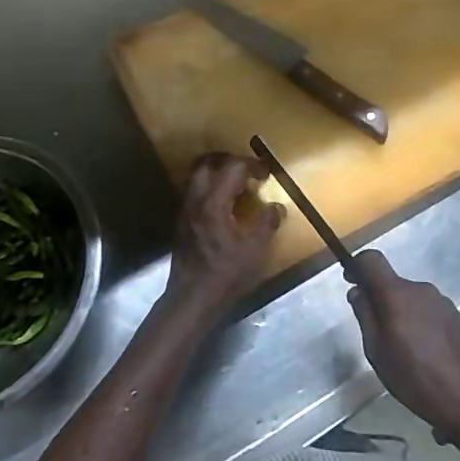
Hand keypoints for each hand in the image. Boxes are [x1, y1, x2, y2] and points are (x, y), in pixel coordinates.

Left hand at [167, 154, 283, 310]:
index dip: (251, 165)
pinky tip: (224, 206)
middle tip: (247, 171)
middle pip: (206, 164)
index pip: (232, 168)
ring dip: (216, 174)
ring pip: (196, 178)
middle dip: (228, 161)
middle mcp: (195, 201)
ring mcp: (185, 211)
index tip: (266, 172)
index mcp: (213, 202)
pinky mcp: (181, 223)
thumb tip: (277, 206)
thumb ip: (267, 224)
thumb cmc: (225, 274)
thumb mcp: (254, 250)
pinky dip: (209, 190)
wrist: (192, 298)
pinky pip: (194, 194)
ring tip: (237, 186)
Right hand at [346, 250, 459, 435]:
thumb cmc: (415, 378)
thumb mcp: (377, 351)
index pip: (372, 259)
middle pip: (392, 282)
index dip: (357, 265)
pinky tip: (423, 350)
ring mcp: (442, 302)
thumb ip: (365, 315)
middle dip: (380, 299)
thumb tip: (358, 291)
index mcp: (397, 294)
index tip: (351, 281)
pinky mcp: (457, 316)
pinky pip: (427, 309)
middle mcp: (421, 290)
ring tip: (401, 346)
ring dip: (400, 312)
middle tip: (375, 330)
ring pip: (410, 297)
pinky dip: (418, 321)